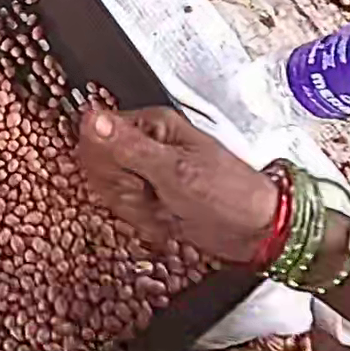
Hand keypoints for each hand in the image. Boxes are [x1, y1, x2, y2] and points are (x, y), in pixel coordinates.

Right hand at [76, 106, 277, 263]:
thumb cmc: (228, 194)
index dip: (109, 165)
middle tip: (154, 195)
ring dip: (135, 209)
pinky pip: (125, 208)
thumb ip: (128, 146)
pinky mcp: (151, 194)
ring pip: (110, 191)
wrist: (256, 230)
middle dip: (124, 191)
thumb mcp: (174, 171)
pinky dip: (143, 220)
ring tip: (165, 208)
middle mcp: (146, 143)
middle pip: (100, 167)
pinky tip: (166, 219)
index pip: (96, 137)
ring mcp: (148, 170)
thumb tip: (93, 119)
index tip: (133, 180)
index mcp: (151, 124)